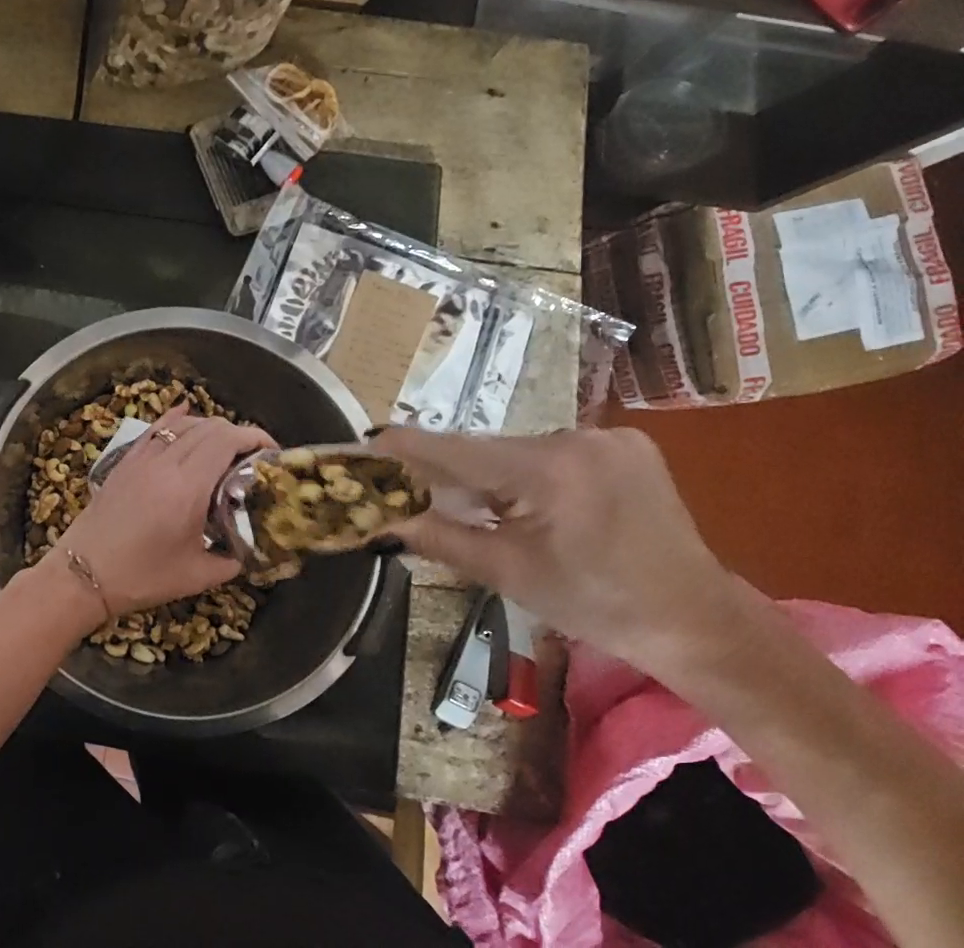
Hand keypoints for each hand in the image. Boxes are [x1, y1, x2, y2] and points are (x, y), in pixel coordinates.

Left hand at [41, 404, 274, 615]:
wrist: (82, 575)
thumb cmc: (141, 578)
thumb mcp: (197, 575)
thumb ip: (231, 558)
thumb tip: (249, 548)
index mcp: (187, 487)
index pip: (227, 440)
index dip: (254, 437)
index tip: (271, 451)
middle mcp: (164, 464)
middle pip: (208, 427)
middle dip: (238, 434)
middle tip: (253, 456)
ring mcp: (140, 460)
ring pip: (181, 425)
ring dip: (209, 428)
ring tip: (225, 448)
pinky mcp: (123, 464)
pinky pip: (153, 430)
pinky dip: (174, 421)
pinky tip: (184, 415)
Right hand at [369, 426, 753, 671]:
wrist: (695, 620)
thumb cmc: (594, 606)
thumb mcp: (505, 572)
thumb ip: (436, 536)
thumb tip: (375, 521)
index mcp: (549, 470)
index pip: (453, 450)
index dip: (402, 448)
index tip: (361, 446)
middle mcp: (577, 437)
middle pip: (483, 450)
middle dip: (447, 473)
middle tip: (414, 499)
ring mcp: (607, 436)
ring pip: (514, 451)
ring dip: (488, 476)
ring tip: (484, 514)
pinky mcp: (624, 444)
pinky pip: (549, 452)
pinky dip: (525, 474)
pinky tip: (532, 506)